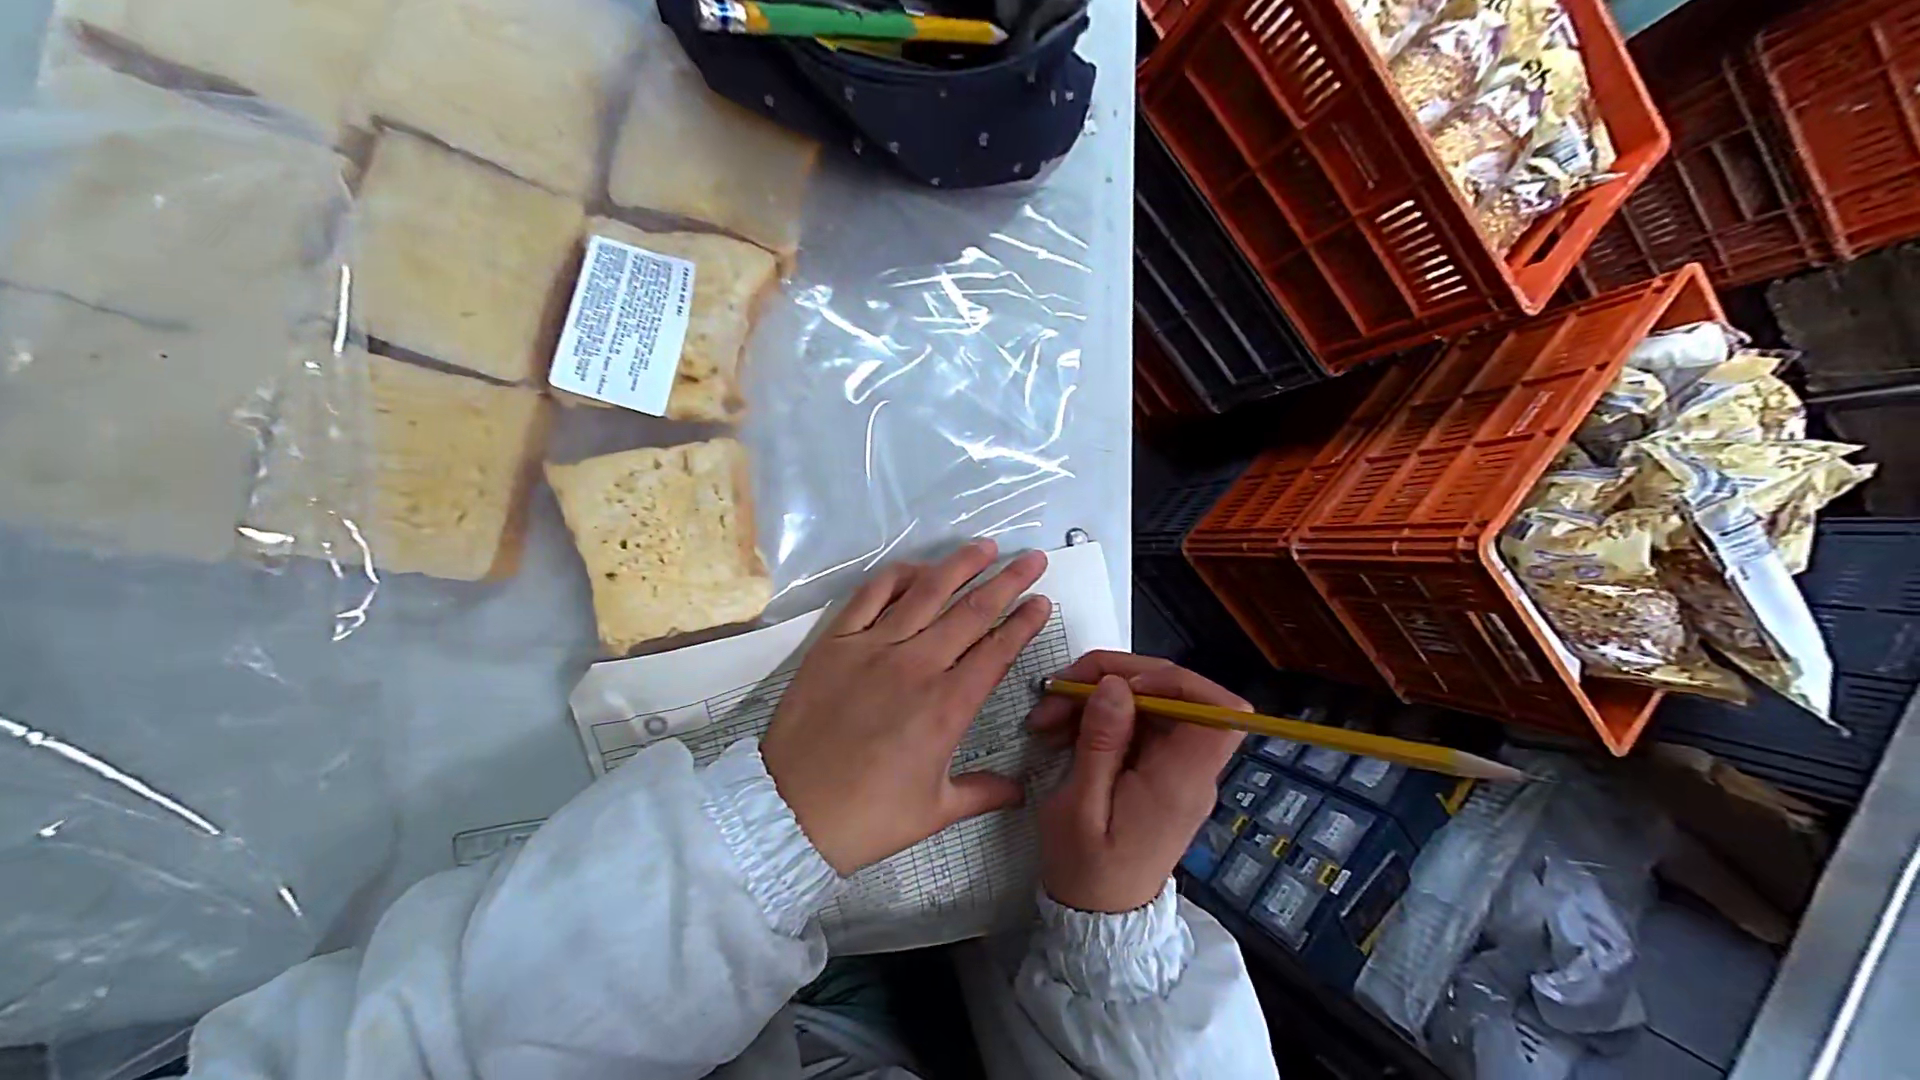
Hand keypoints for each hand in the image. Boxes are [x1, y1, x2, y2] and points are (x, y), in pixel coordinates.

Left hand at [762, 540, 1052, 875]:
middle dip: (1008, 580)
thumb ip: (983, 793)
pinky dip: (898, 575)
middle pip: (972, 611)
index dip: (1024, 622)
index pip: (997, 649)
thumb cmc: (867, 816)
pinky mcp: (836, 641)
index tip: (1042, 600)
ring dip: (960, 565)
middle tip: (1032, 558)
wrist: (789, 812)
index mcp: (948, 706)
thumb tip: (1020, 790)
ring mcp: (873, 647)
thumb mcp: (934, 811)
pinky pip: (871, 595)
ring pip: (926, 592)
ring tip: (985, 546)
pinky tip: (918, 568)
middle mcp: (917, 665)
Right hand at [1030, 652, 1249, 912]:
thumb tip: (1115, 684)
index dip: (1178, 682)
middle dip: (1113, 678)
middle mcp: (1189, 768)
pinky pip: (1136, 722)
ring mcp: (1174, 766)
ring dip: (1096, 696)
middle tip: (1059, 691)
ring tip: (1047, 717)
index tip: (1123, 685)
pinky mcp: (1156, 767)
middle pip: (1175, 693)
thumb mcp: (1079, 806)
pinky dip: (1098, 715)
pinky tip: (1061, 730)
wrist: (1096, 916)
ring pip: (1148, 702)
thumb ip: (1101, 743)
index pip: (1221, 713)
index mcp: (1181, 781)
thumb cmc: (1085, 869)